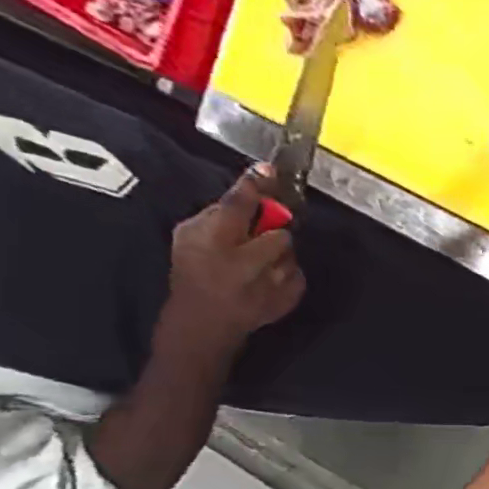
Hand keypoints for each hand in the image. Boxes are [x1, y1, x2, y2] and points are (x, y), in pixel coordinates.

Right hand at [162, 168, 305, 358]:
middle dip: (274, 232)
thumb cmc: (194, 269)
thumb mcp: (190, 234)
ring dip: (280, 253)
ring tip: (260, 260)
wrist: (209, 319)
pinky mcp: (287, 299)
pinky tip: (268, 276)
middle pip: (280, 234)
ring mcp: (271, 285)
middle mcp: (247, 263)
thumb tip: (248, 194)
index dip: (255, 187)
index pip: (239, 206)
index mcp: (216, 241)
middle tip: (260, 236)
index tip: (268, 169)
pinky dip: (287, 271)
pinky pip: (298, 274)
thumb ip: (218, 214)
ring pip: (291, 255)